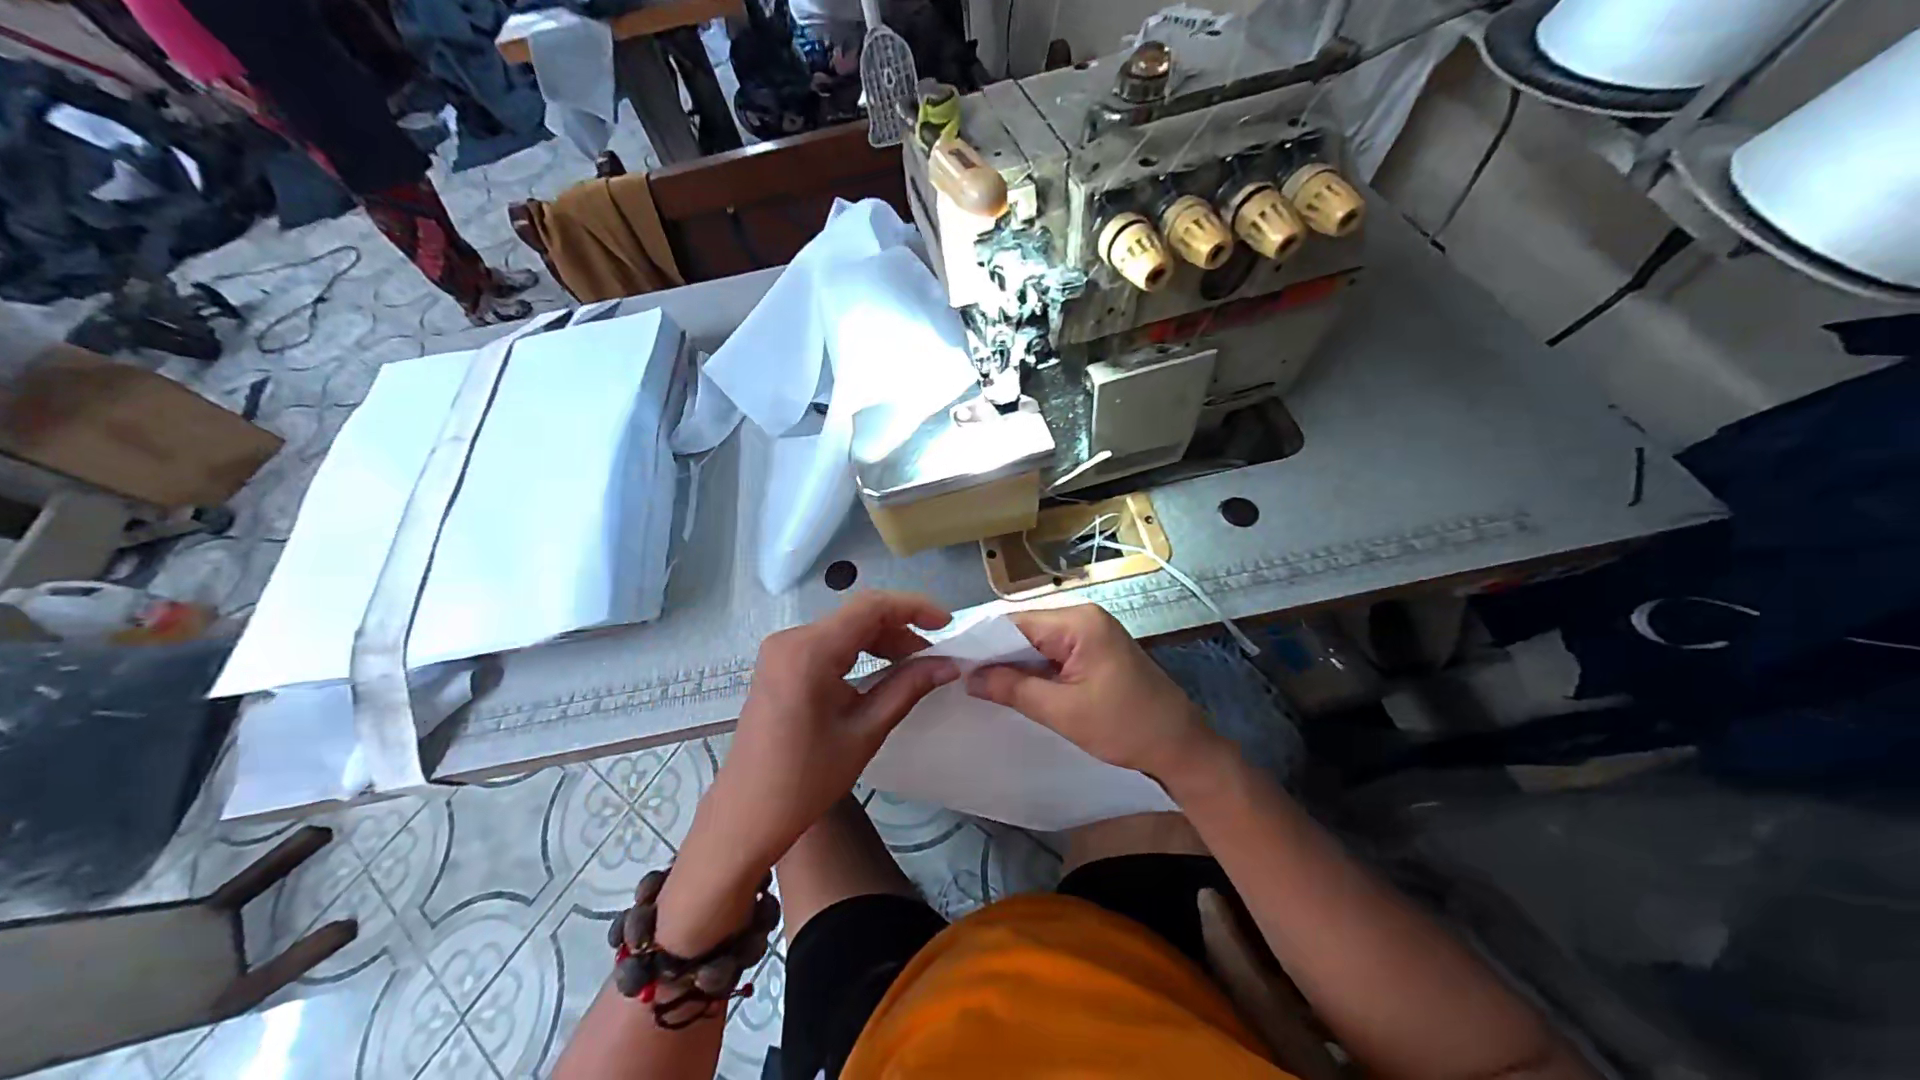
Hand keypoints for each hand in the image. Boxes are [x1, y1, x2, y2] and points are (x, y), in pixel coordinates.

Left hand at [656, 591, 957, 953]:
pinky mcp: (779, 664)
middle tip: (934, 656)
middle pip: (857, 615)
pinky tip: (881, 670)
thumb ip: (908, 688)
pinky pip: (827, 643)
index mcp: (809, 651)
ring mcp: (781, 650)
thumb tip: (948, 664)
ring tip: (915, 665)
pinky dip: (858, 650)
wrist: (747, 814)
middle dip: (901, 629)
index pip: (871, 607)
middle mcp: (791, 639)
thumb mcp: (865, 731)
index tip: (947, 624)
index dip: (914, 607)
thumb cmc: (806, 779)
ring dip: (881, 640)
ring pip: (844, 628)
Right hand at [966, 604, 1227, 788]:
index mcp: (1079, 622)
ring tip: (980, 685)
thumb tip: (968, 676)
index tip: (951, 665)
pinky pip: (1053, 653)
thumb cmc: (1125, 727)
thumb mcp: (1062, 711)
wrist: (1182, 747)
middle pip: (1025, 630)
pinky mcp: (1095, 650)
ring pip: (1037, 643)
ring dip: (1013, 664)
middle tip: (961, 679)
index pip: (1015, 623)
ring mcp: (1092, 632)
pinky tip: (1014, 687)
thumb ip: (1012, 688)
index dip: (981, 643)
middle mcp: (1084, 617)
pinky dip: (1034, 670)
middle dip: (995, 655)